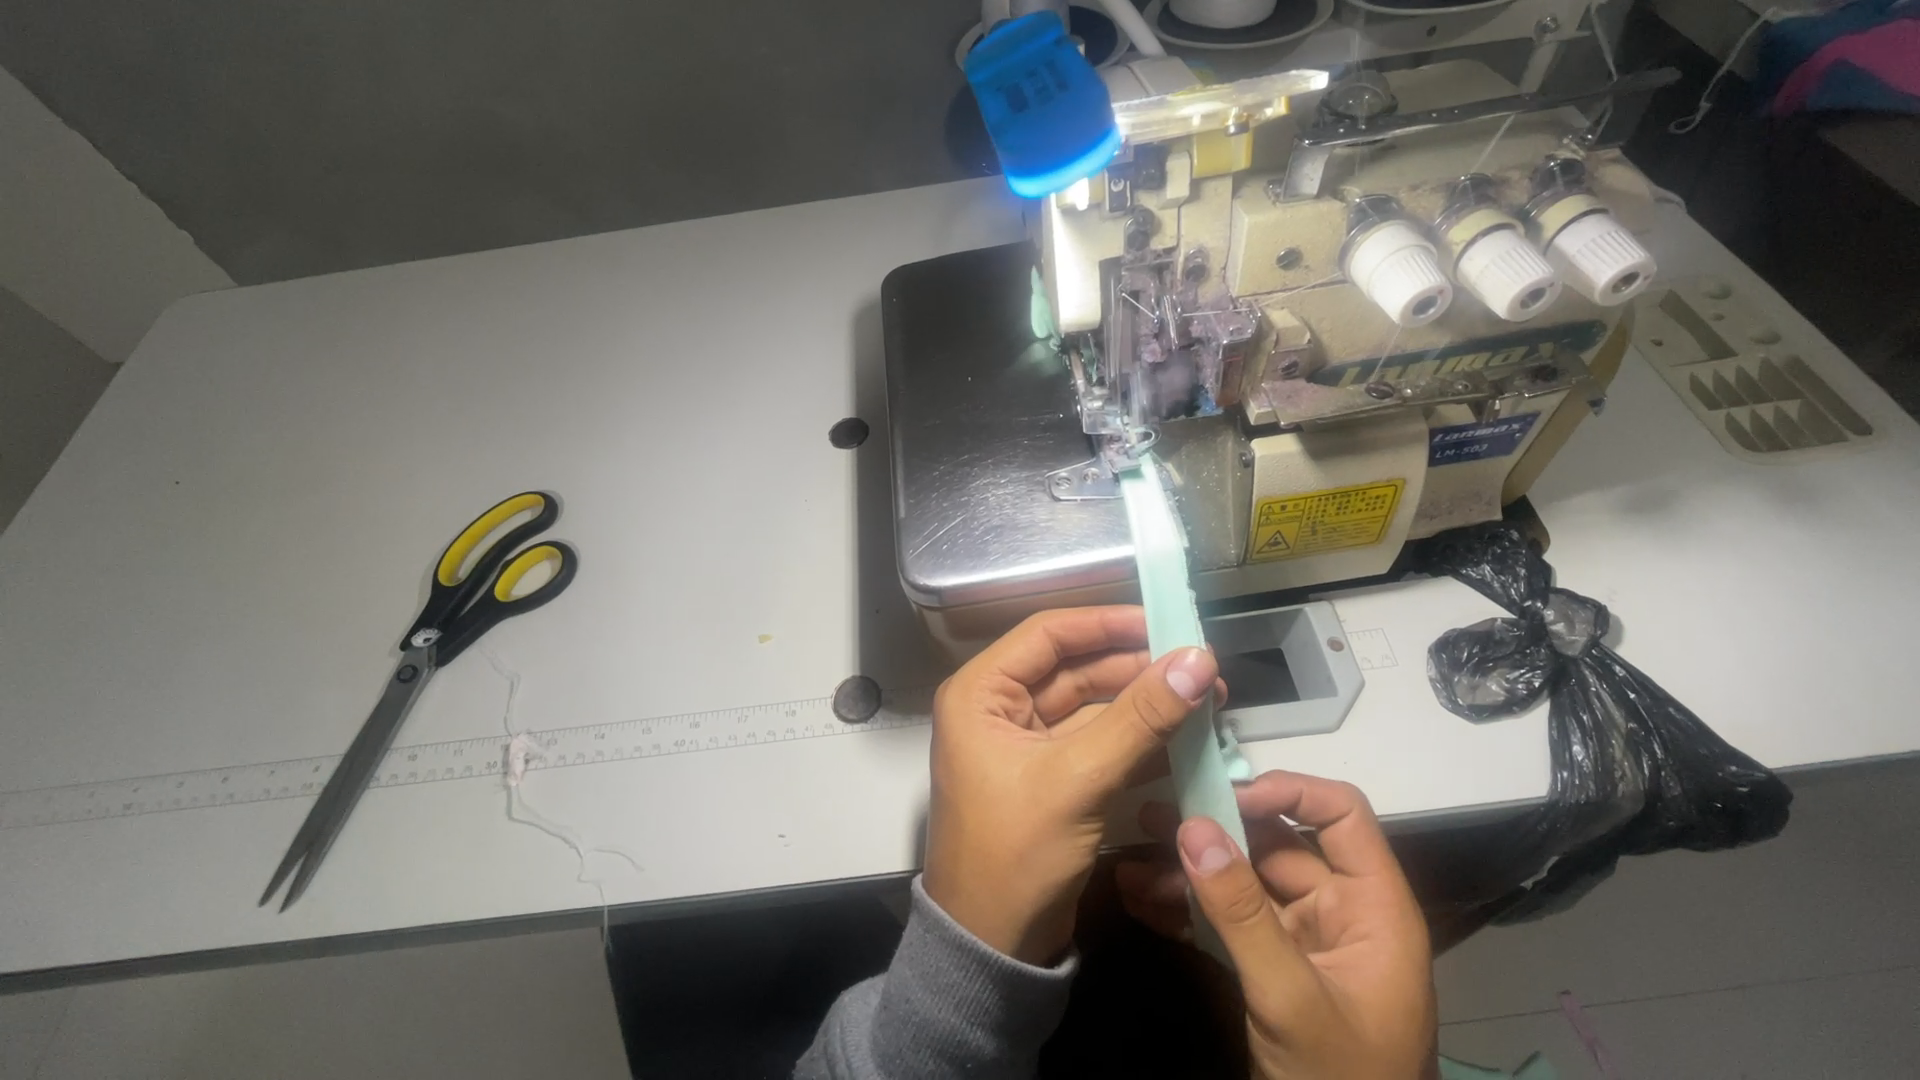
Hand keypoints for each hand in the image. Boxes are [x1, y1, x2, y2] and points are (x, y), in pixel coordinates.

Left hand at [922, 606, 1219, 965]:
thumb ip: (1139, 718)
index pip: (1049, 635)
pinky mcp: (1053, 778)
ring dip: (1145, 704)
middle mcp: (1000, 709)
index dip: (1108, 623)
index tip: (1168, 623)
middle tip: (1202, 669)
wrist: (992, 948)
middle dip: (1138, 668)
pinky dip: (1139, 740)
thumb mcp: (1077, 779)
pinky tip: (1187, 739)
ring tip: (1208, 700)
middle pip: (1076, 668)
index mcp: (982, 693)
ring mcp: (1027, 745)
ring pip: (1094, 707)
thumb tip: (1198, 659)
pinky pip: (1100, 743)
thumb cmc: (1015, 855)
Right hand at [1115, 771, 1436, 1078]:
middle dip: (1213, 832)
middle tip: (1150, 817)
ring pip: (1241, 884)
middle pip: (1275, 845)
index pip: (1340, 816)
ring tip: (1130, 863)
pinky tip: (1139, 900)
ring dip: (1187, 873)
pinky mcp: (1269, 969)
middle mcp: (1337, 911)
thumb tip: (1194, 828)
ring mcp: (1300, 941)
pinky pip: (1225, 923)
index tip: (1223, 796)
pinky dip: (1185, 911)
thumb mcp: (1291, 997)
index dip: (1287, 791)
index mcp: (1371, 906)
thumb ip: (1241, 912)